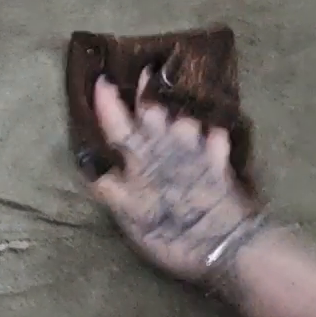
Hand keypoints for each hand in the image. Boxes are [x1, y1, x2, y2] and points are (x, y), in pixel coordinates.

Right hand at [86, 72, 258, 281]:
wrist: (225, 245)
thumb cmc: (169, 232)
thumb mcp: (127, 216)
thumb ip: (108, 188)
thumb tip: (90, 166)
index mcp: (139, 159)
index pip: (117, 124)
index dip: (107, 101)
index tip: (101, 78)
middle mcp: (167, 147)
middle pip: (153, 113)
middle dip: (147, 91)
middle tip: (145, 71)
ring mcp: (197, 153)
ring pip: (185, 121)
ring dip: (179, 112)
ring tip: (176, 105)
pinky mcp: (222, 164)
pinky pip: (217, 139)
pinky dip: (213, 134)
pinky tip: (213, 134)